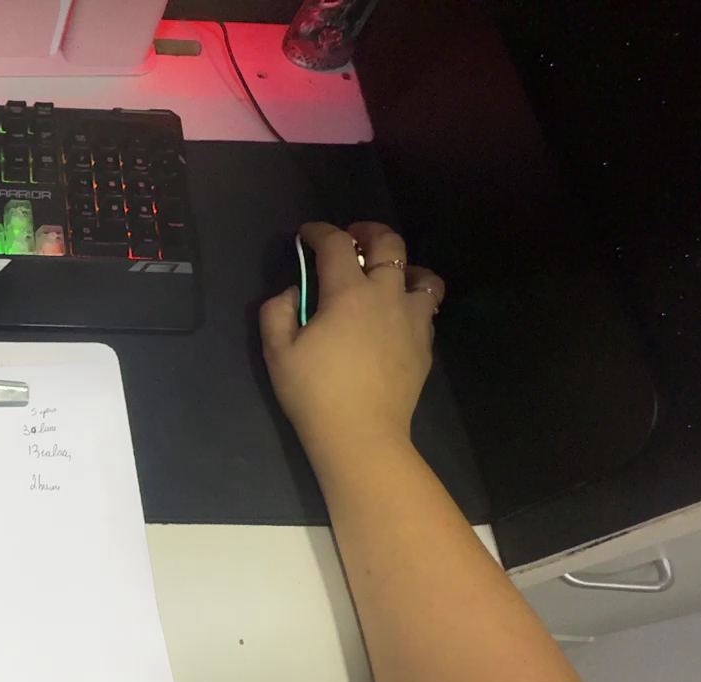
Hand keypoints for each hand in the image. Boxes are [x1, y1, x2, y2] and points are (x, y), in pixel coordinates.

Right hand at [260, 222, 445, 455]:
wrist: (360, 431)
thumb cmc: (313, 391)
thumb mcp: (277, 353)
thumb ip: (277, 313)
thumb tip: (290, 292)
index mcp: (348, 293)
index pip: (336, 246)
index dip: (320, 233)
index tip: (307, 233)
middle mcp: (386, 295)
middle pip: (388, 245)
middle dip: (367, 232)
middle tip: (352, 236)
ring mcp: (411, 317)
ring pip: (419, 273)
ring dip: (400, 264)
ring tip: (386, 273)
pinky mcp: (423, 341)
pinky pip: (424, 305)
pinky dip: (410, 297)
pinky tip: (394, 312)